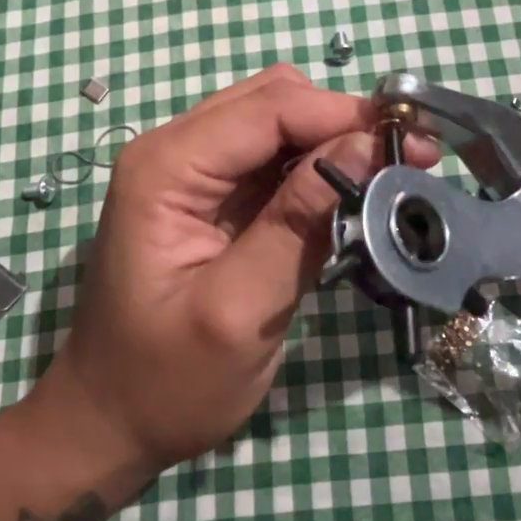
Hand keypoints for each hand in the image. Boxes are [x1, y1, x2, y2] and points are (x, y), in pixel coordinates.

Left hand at [30, 65, 438, 472]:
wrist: (109, 419)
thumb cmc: (165, 380)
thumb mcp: (237, 312)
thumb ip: (296, 225)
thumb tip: (361, 148)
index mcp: (165, 168)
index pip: (266, 109)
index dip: (340, 115)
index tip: (411, 141)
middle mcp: (172, 150)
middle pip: (271, 101)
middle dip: (341, 121)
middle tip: (409, 158)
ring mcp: (189, 171)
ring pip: (275, 121)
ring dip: (332, 140)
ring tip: (391, 173)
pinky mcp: (209, 196)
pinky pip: (270, 158)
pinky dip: (314, 167)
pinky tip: (352, 193)